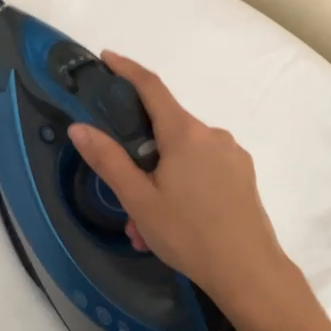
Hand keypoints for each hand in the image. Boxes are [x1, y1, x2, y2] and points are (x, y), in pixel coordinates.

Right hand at [67, 52, 305, 323]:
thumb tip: (80, 128)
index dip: (126, 69)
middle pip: (165, 129)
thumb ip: (108, 160)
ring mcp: (231, 155)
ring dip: (157, 181)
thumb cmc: (188, 234)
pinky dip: (180, 187)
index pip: (151, 87)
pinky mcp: (242, 176)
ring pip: (182, 156)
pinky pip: (201, 170)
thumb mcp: (138, 200)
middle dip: (137, 158)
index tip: (106, 58)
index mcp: (184, 133)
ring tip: (144, 228)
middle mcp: (212, 135)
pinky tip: (172, 224)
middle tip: (121, 196)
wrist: (249, 272)